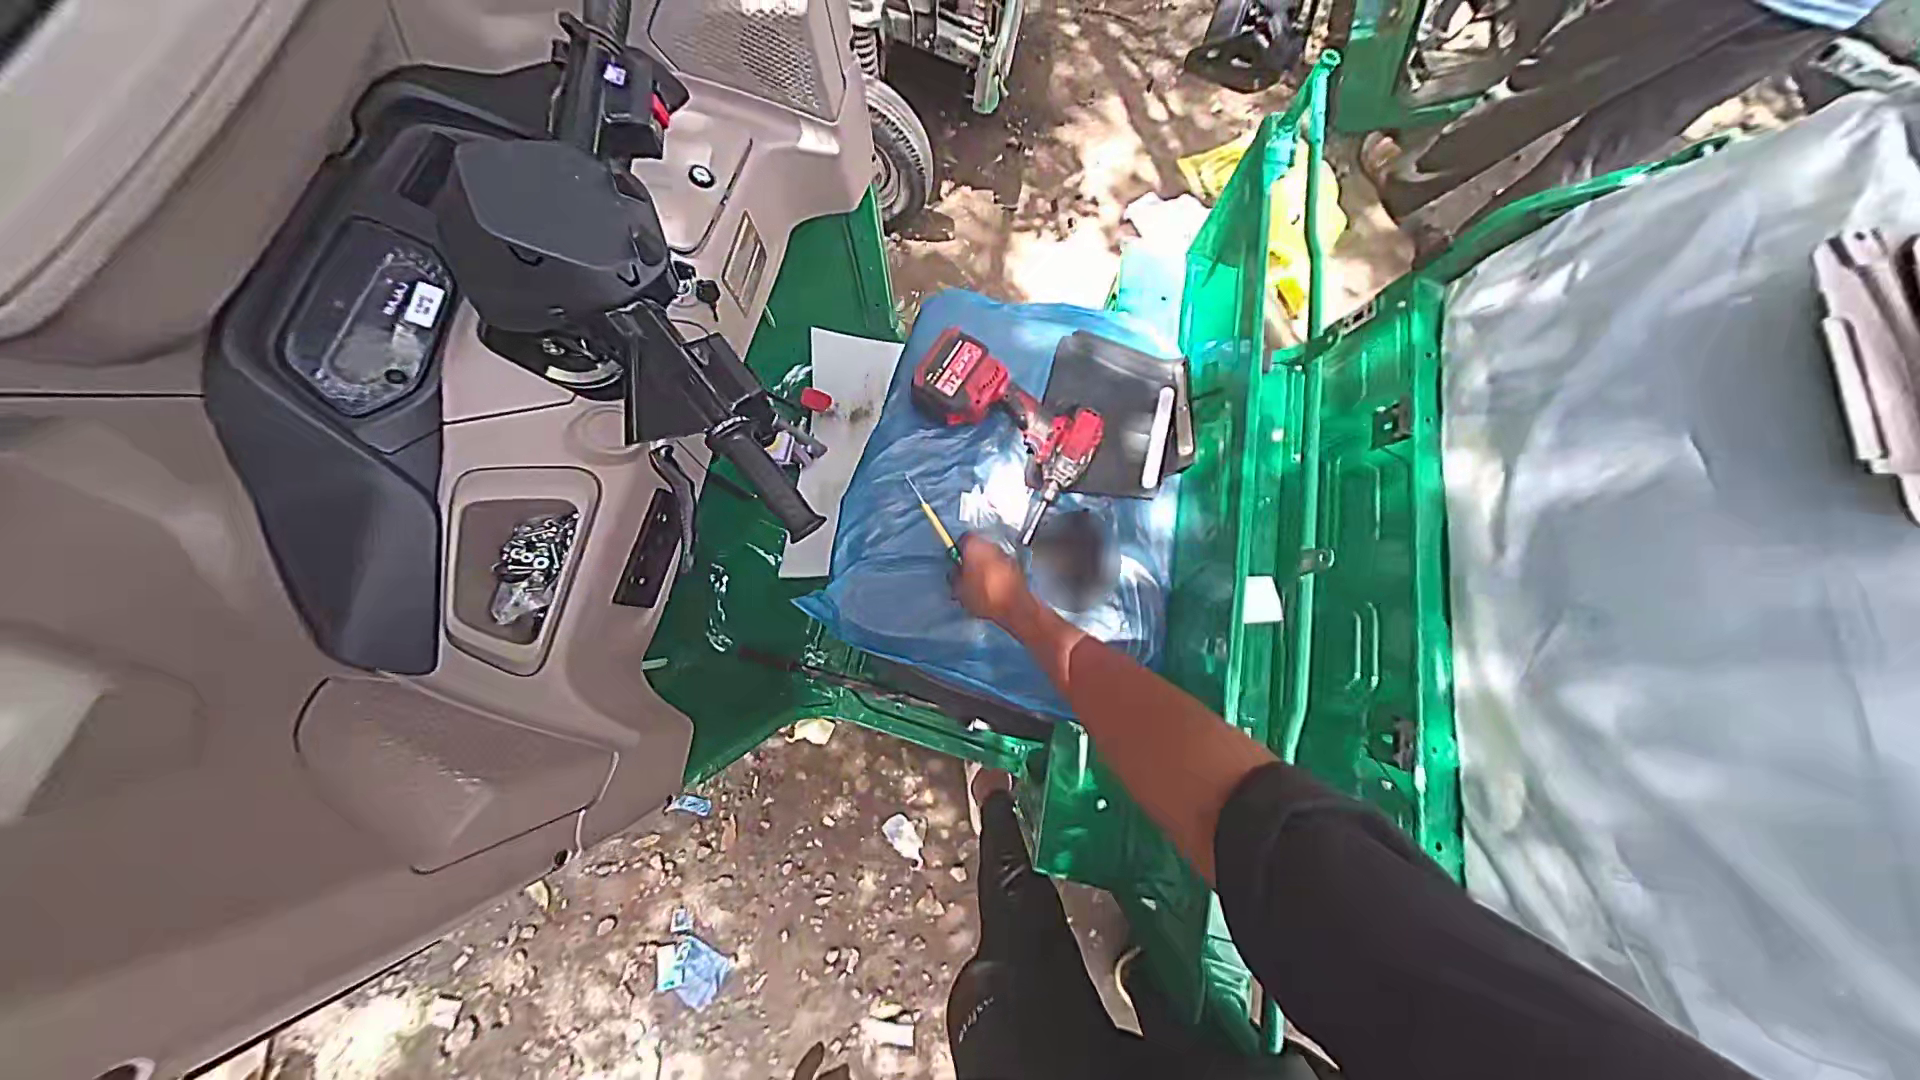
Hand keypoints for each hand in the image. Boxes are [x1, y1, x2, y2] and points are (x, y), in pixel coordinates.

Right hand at [953, 533, 1028, 624]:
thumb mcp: (959, 589)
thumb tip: (956, 571)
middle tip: (966, 575)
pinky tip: (993, 588)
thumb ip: (954, 576)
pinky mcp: (1016, 566)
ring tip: (980, 584)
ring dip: (984, 566)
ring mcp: (1005, 554)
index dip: (958, 550)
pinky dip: (996, 573)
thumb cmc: (982, 594)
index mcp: (974, 545)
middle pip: (978, 547)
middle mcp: (991, 545)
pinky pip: (1000, 566)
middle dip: (972, 559)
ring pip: (989, 557)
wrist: (1014, 606)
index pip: (963, 539)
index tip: (956, 563)